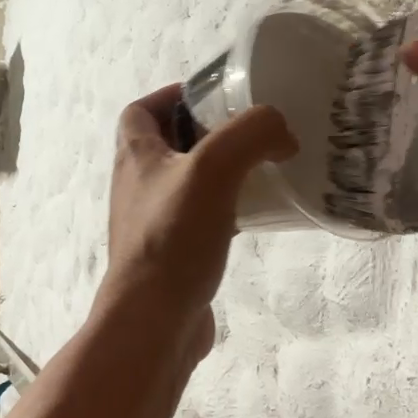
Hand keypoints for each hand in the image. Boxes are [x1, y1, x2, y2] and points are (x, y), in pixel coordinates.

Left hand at [98, 84, 297, 353]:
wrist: (153, 321)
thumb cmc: (174, 236)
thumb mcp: (215, 168)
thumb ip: (251, 134)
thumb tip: (282, 132)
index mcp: (135, 156)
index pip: (140, 111)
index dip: (171, 95)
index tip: (212, 96)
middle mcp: (136, 186)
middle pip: (164, 144)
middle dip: (202, 132)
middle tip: (246, 131)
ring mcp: (150, 223)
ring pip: (182, 183)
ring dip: (214, 172)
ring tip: (255, 169)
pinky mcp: (169, 256)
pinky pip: (194, 220)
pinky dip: (220, 210)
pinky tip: (250, 217)